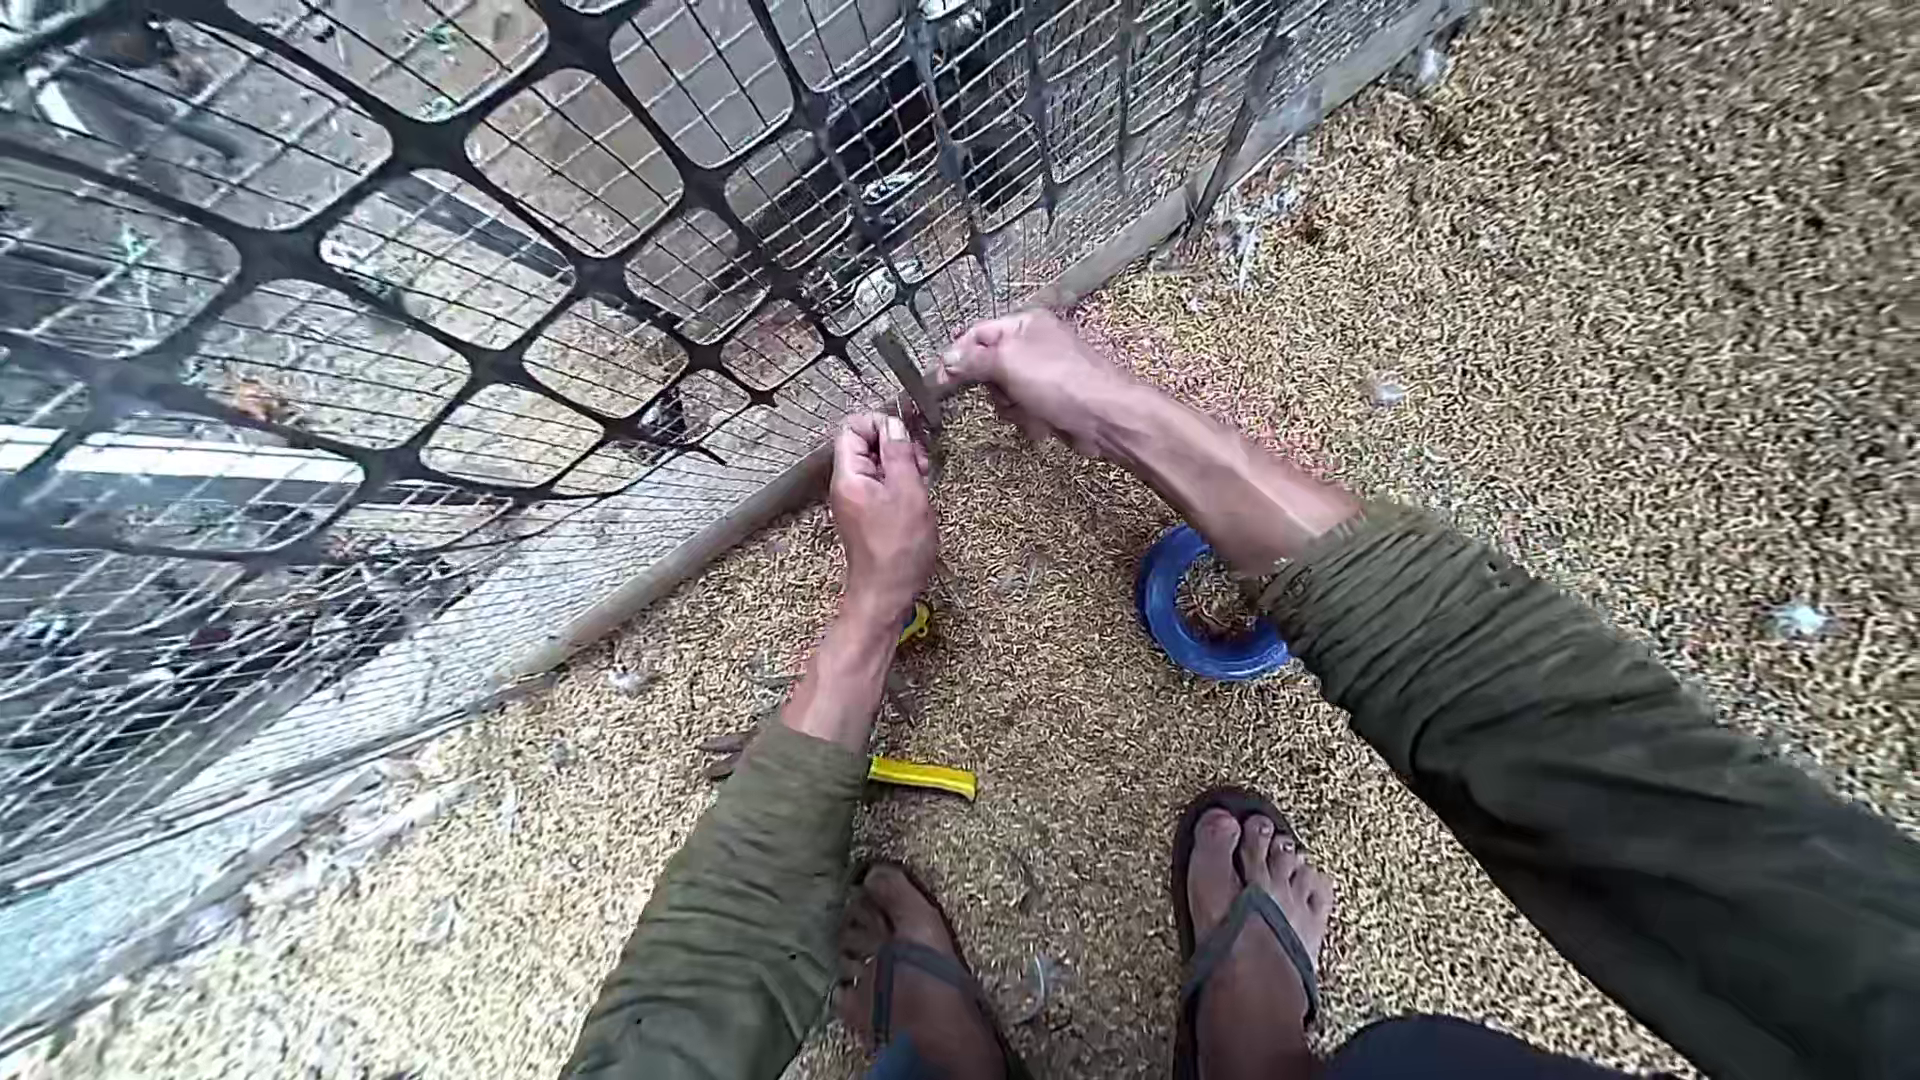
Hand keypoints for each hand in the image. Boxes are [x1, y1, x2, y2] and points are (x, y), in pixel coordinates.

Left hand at [831, 413, 935, 619]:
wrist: (887, 593)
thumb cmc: (898, 549)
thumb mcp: (908, 493)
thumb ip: (900, 454)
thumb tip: (895, 425)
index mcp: (848, 476)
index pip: (852, 428)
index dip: (879, 422)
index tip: (905, 434)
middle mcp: (846, 485)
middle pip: (865, 444)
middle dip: (895, 445)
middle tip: (919, 462)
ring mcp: (856, 500)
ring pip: (876, 465)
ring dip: (902, 465)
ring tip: (922, 480)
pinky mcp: (867, 514)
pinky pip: (881, 485)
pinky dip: (900, 483)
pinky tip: (918, 496)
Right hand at [936, 309, 1137, 456]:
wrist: (1104, 417)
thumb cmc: (1061, 382)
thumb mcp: (1008, 362)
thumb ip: (973, 359)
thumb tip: (948, 359)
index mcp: (1024, 324)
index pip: (977, 333)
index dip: (957, 355)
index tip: (941, 379)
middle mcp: (1034, 345)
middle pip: (988, 368)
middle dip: (993, 388)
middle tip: (1005, 394)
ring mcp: (1043, 375)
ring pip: (1004, 394)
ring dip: (1012, 408)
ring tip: (1030, 409)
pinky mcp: (1051, 402)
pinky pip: (1023, 412)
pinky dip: (1030, 420)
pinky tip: (1045, 422)